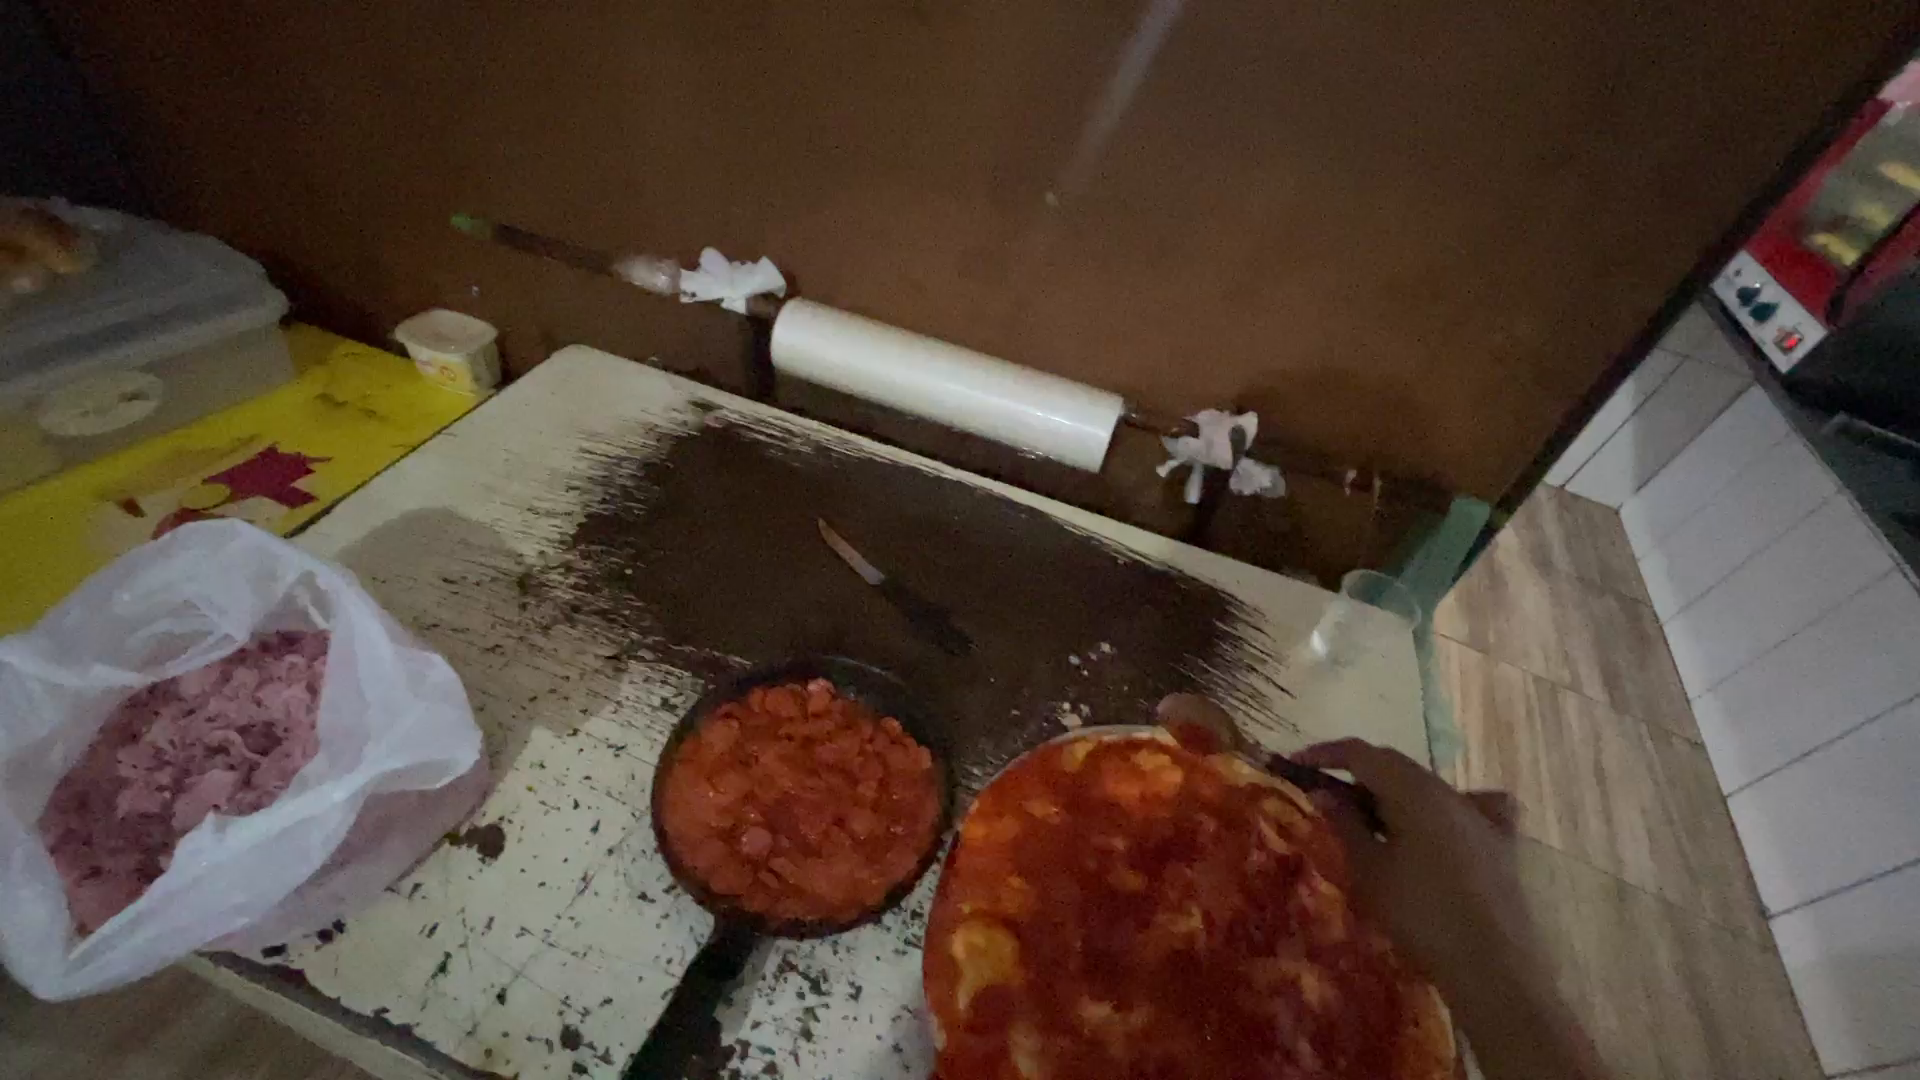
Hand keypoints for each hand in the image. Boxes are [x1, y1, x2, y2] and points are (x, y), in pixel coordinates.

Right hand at [1294, 738, 1602, 1079]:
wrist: (1494, 971)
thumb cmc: (1419, 916)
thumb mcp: (1369, 869)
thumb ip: (1344, 822)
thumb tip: (1322, 791)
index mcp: (1413, 792)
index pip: (1361, 753)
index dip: (1325, 753)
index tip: (1297, 763)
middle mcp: (1449, 793)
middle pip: (1395, 764)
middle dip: (1357, 771)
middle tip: (1326, 793)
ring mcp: (1481, 817)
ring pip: (1428, 784)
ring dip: (1394, 789)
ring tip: (1371, 816)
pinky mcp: (1501, 844)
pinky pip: (1477, 806)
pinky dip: (1451, 804)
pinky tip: (1446, 820)